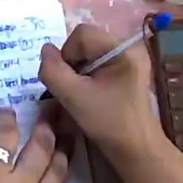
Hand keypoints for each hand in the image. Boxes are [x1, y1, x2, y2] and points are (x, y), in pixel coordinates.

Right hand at [38, 23, 162, 160]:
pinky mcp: (129, 67)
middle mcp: (130, 46)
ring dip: (79, 68)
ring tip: (83, 91)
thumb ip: (53, 71)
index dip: (67, 55)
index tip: (70, 82)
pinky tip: (92, 91)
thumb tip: (46, 50)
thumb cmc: (108, 123)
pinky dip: (89, 72)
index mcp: (123, 49)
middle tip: (75, 88)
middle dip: (73, 61)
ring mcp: (131, 57)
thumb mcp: (73, 97)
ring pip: (90, 50)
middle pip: (86, 40)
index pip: (81, 34)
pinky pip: (100, 59)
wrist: (136, 148)